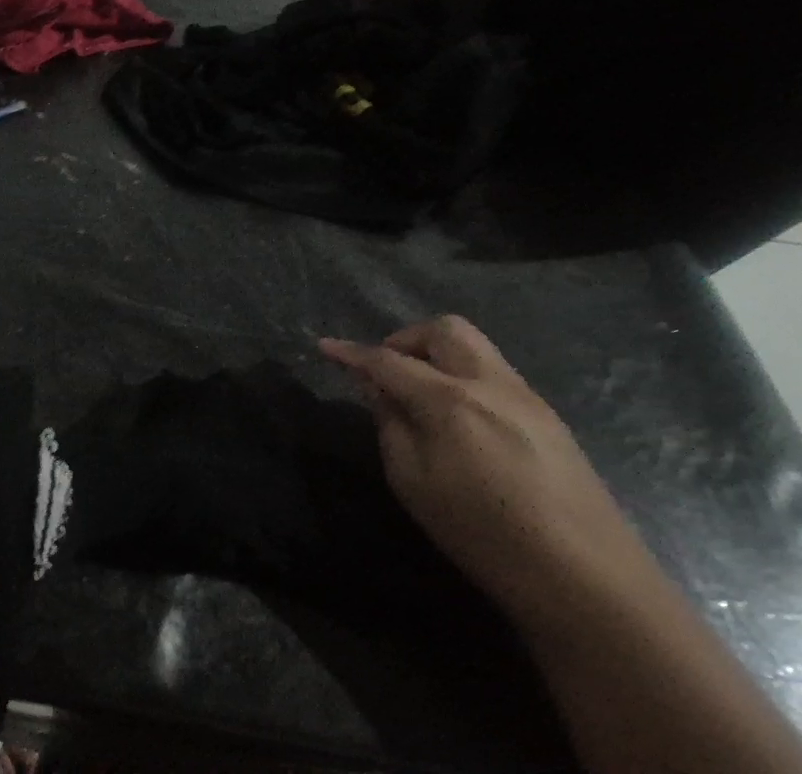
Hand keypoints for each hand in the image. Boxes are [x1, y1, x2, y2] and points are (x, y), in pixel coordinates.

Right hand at [319, 317, 658, 633]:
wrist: (586, 578)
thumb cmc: (482, 533)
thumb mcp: (413, 482)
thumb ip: (391, 425)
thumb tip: (380, 391)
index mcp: (451, 400)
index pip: (389, 360)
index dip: (352, 353)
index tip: (324, 347)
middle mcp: (493, 386)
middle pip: (446, 331)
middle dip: (405, 340)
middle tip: (384, 372)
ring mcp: (529, 401)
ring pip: (476, 349)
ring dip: (437, 358)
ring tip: (416, 397)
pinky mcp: (550, 422)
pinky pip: (496, 377)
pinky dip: (463, 379)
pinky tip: (455, 421)